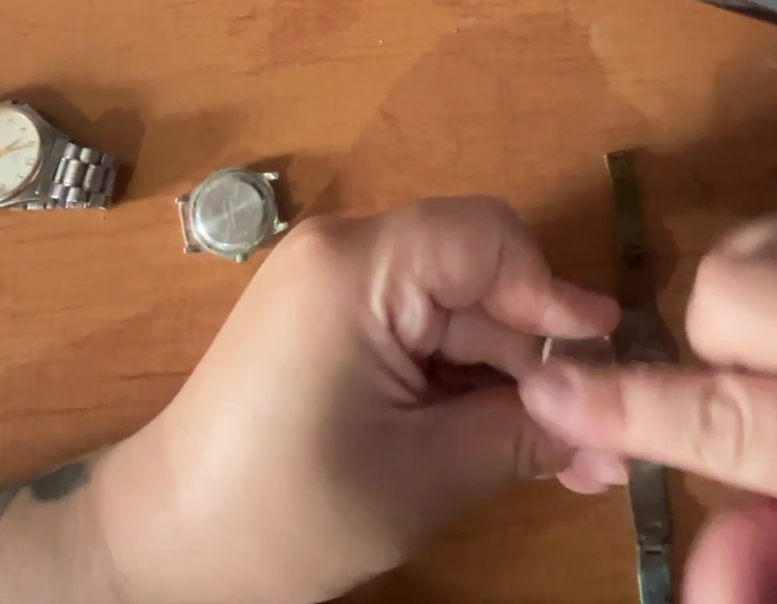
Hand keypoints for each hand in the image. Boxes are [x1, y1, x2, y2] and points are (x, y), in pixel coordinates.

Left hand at [88, 197, 620, 603]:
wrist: (168, 539)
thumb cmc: (284, 510)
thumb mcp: (423, 477)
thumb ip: (523, 434)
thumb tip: (609, 424)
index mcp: (355, 266)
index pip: (486, 237)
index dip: (550, 293)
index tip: (600, 361)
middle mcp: (345, 248)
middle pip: (475, 269)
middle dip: (533, 348)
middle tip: (588, 432)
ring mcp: (336, 276)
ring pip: (456, 303)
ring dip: (503, 371)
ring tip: (556, 451)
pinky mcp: (335, 311)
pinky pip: (421, 322)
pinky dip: (461, 373)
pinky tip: (494, 430)